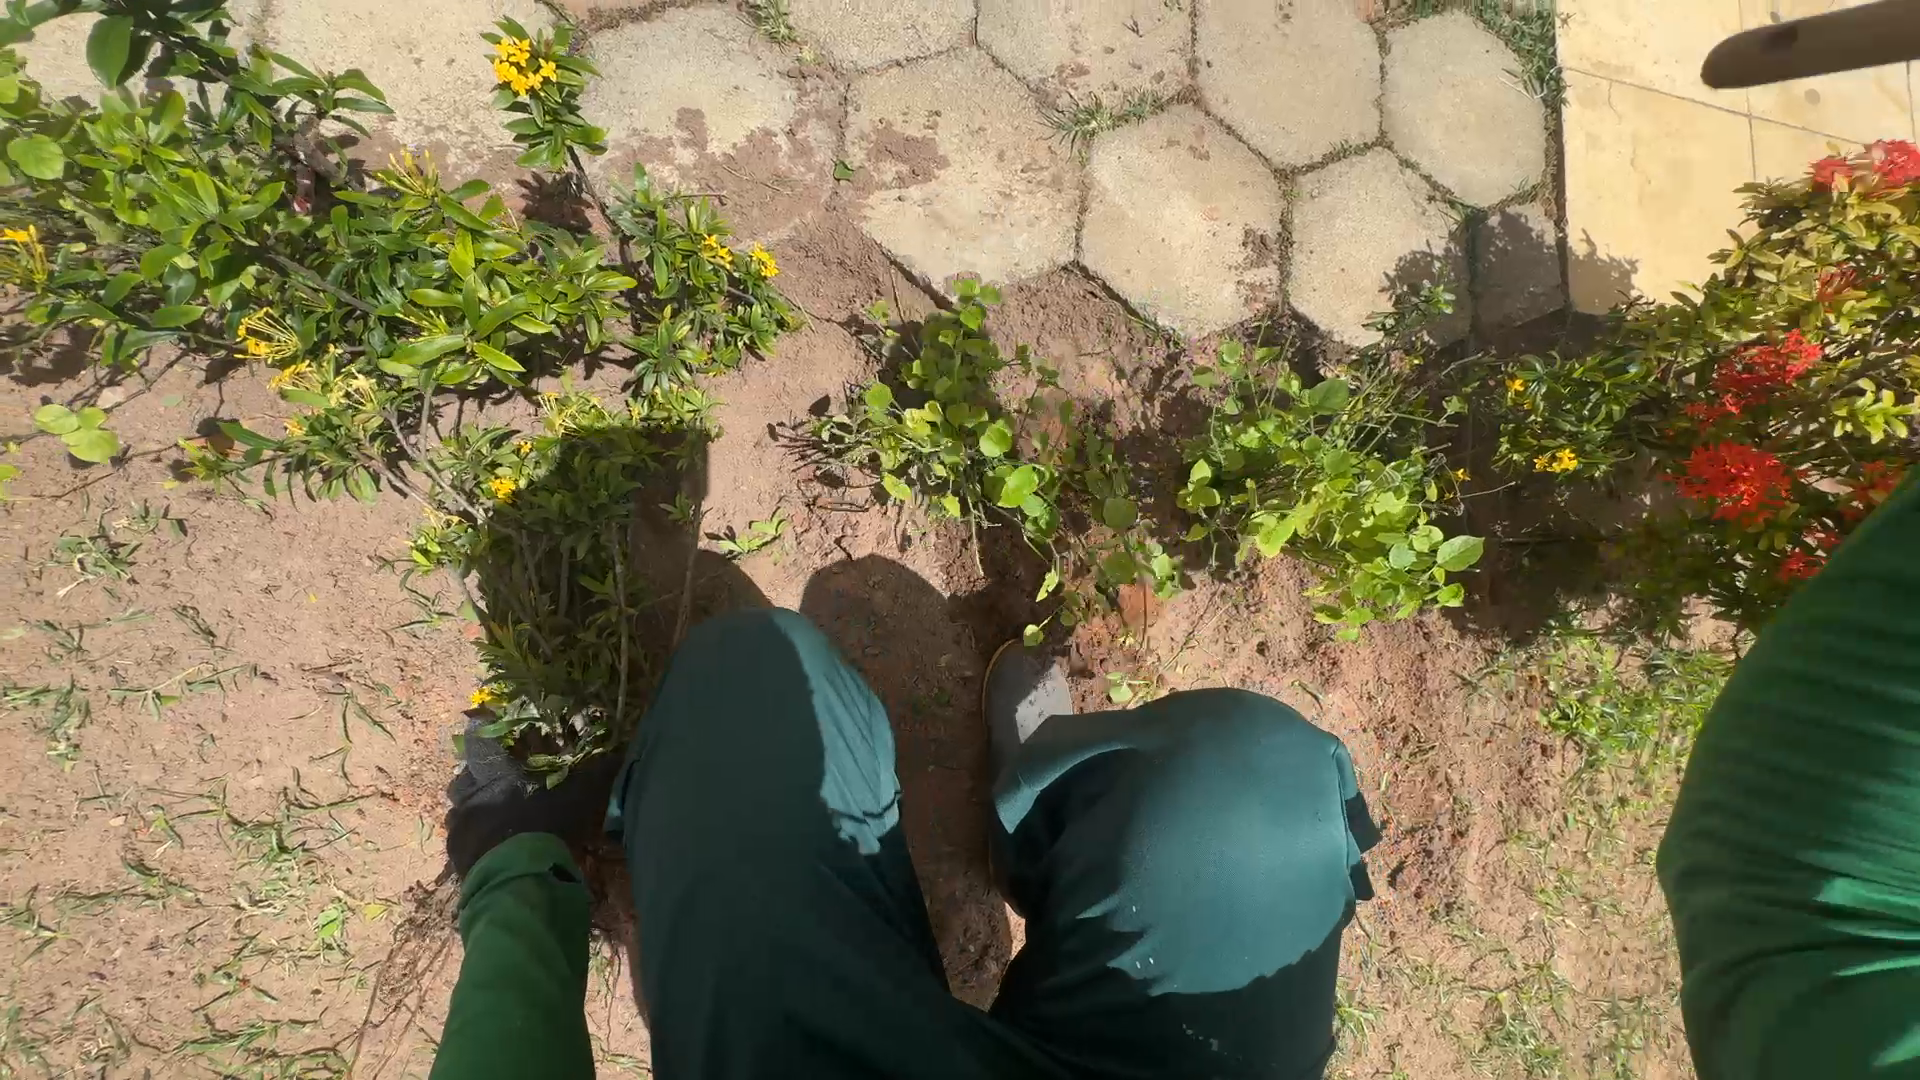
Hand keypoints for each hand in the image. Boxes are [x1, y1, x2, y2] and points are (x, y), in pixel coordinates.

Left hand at [444, 715, 619, 876]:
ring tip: (492, 817)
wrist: (516, 873)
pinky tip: (489, 845)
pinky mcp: (455, 857)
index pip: (482, 746)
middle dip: (476, 781)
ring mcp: (459, 828)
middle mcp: (471, 795)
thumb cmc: (546, 822)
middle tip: (495, 784)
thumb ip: (597, 773)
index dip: (484, 738)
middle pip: (463, 781)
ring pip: (458, 812)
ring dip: (472, 811)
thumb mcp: (580, 794)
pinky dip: (472, 839)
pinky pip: (459, 841)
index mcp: (496, 774)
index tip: (488, 734)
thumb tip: (620, 753)